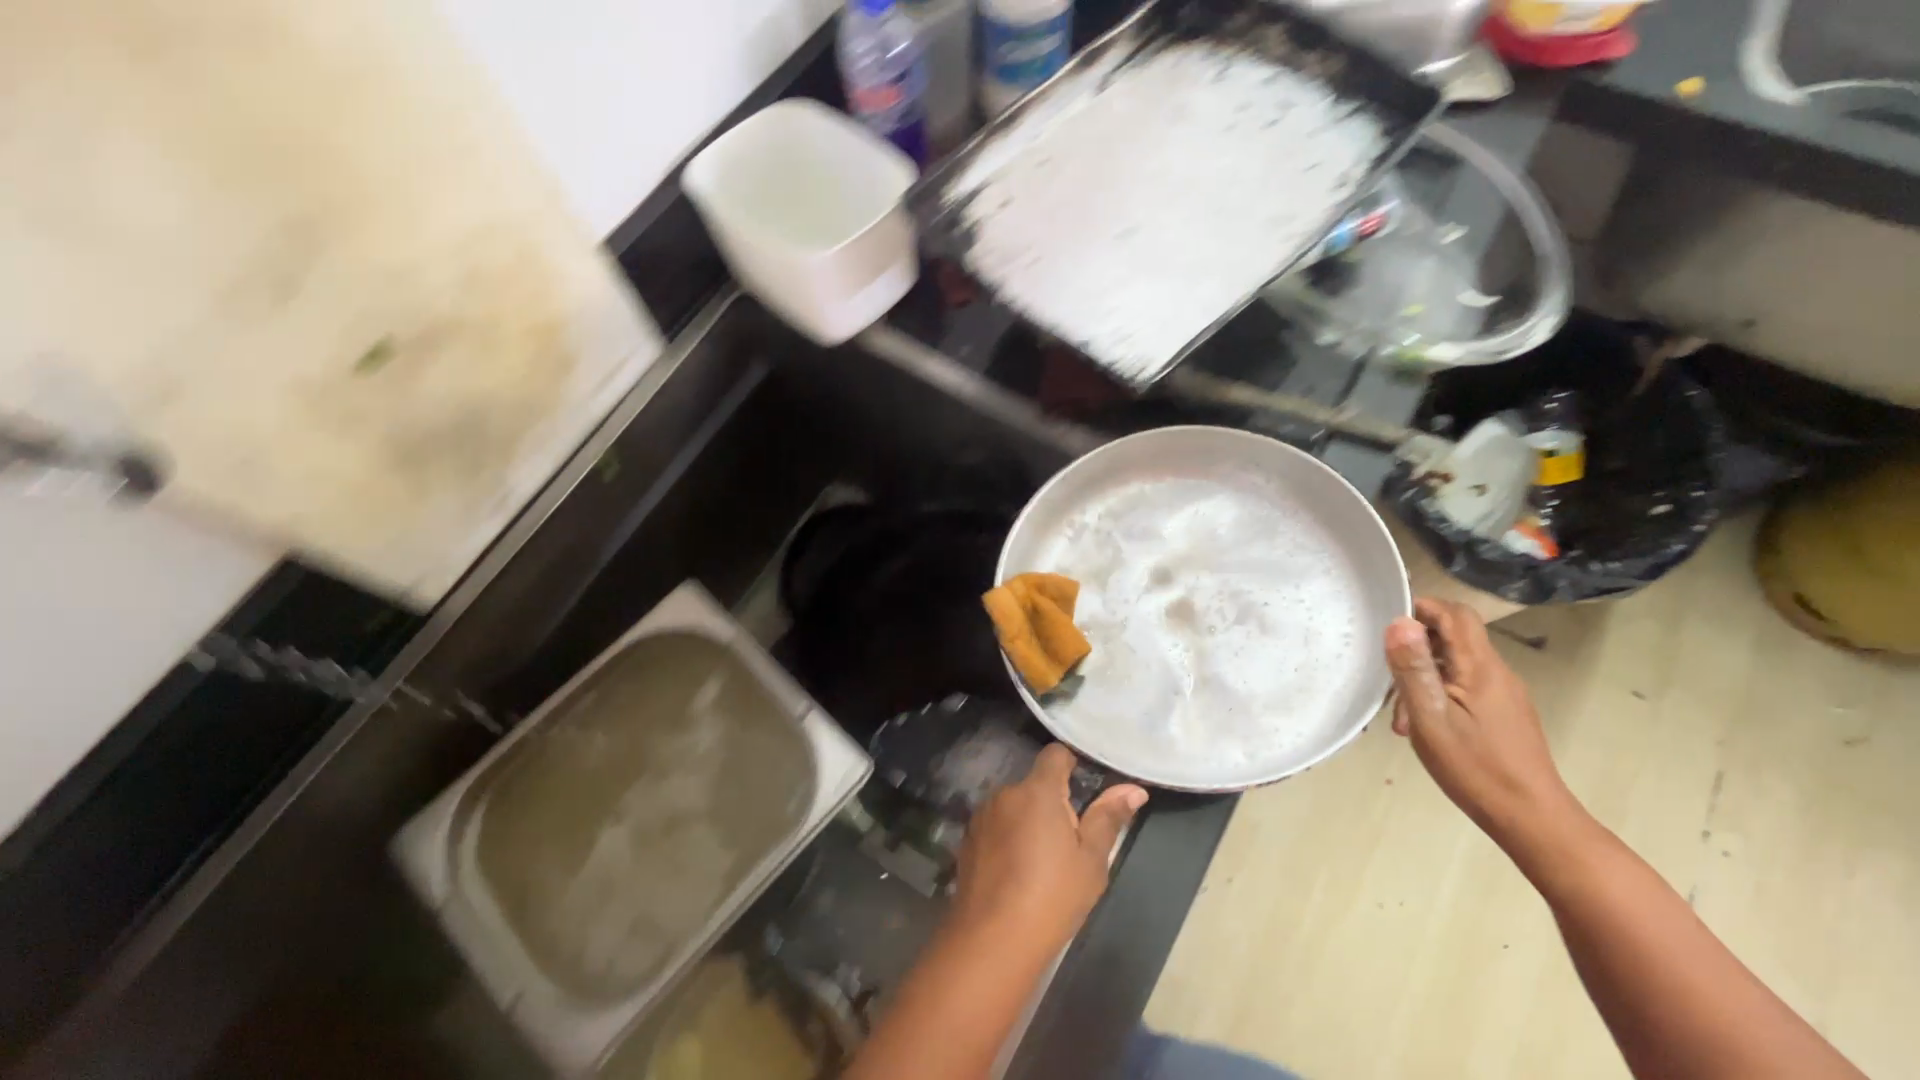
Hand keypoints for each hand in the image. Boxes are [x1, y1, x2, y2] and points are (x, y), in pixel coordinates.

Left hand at [950, 744, 1147, 951]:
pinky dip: (1009, 839)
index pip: (1055, 754)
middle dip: (1053, 802)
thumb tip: (1133, 789)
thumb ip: (1108, 818)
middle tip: (1072, 839)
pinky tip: (1018, 872)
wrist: (993, 939)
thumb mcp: (1091, 860)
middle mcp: (1004, 794)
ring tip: (1044, 861)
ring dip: (1029, 821)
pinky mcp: (967, 841)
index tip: (1088, 787)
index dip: (1073, 763)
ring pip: (1014, 807)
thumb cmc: (1053, 896)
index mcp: (1037, 791)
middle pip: (1034, 784)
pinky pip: (996, 827)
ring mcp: (981, 818)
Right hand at [1385, 598, 1580, 843]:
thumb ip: (1413, 668)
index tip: (1388, 628)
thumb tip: (1399, 621)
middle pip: (1455, 637)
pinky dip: (1441, 696)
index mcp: (1480, 667)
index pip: (1454, 613)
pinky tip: (1429, 729)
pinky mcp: (1506, 714)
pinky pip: (1468, 687)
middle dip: (1417, 649)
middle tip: (1389, 683)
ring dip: (1425, 678)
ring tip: (1405, 719)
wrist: (1531, 817)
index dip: (1422, 608)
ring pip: (1458, 665)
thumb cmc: (1475, 767)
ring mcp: (1505, 694)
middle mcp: (1497, 672)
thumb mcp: (1431, 717)